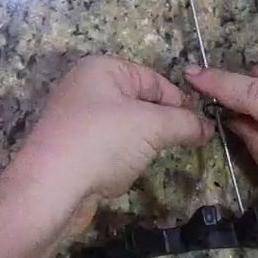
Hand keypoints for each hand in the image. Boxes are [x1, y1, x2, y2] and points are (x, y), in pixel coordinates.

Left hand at [7, 56, 213, 222]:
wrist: (51, 188)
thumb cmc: (102, 142)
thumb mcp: (152, 126)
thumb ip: (183, 123)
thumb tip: (206, 127)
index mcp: (102, 69)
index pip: (153, 79)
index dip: (178, 102)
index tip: (200, 127)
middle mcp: (86, 87)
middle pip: (139, 102)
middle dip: (160, 125)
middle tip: (179, 144)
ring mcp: (76, 118)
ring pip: (125, 126)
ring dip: (140, 145)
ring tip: (144, 159)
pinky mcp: (72, 147)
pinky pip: (107, 146)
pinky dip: (120, 159)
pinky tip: (119, 174)